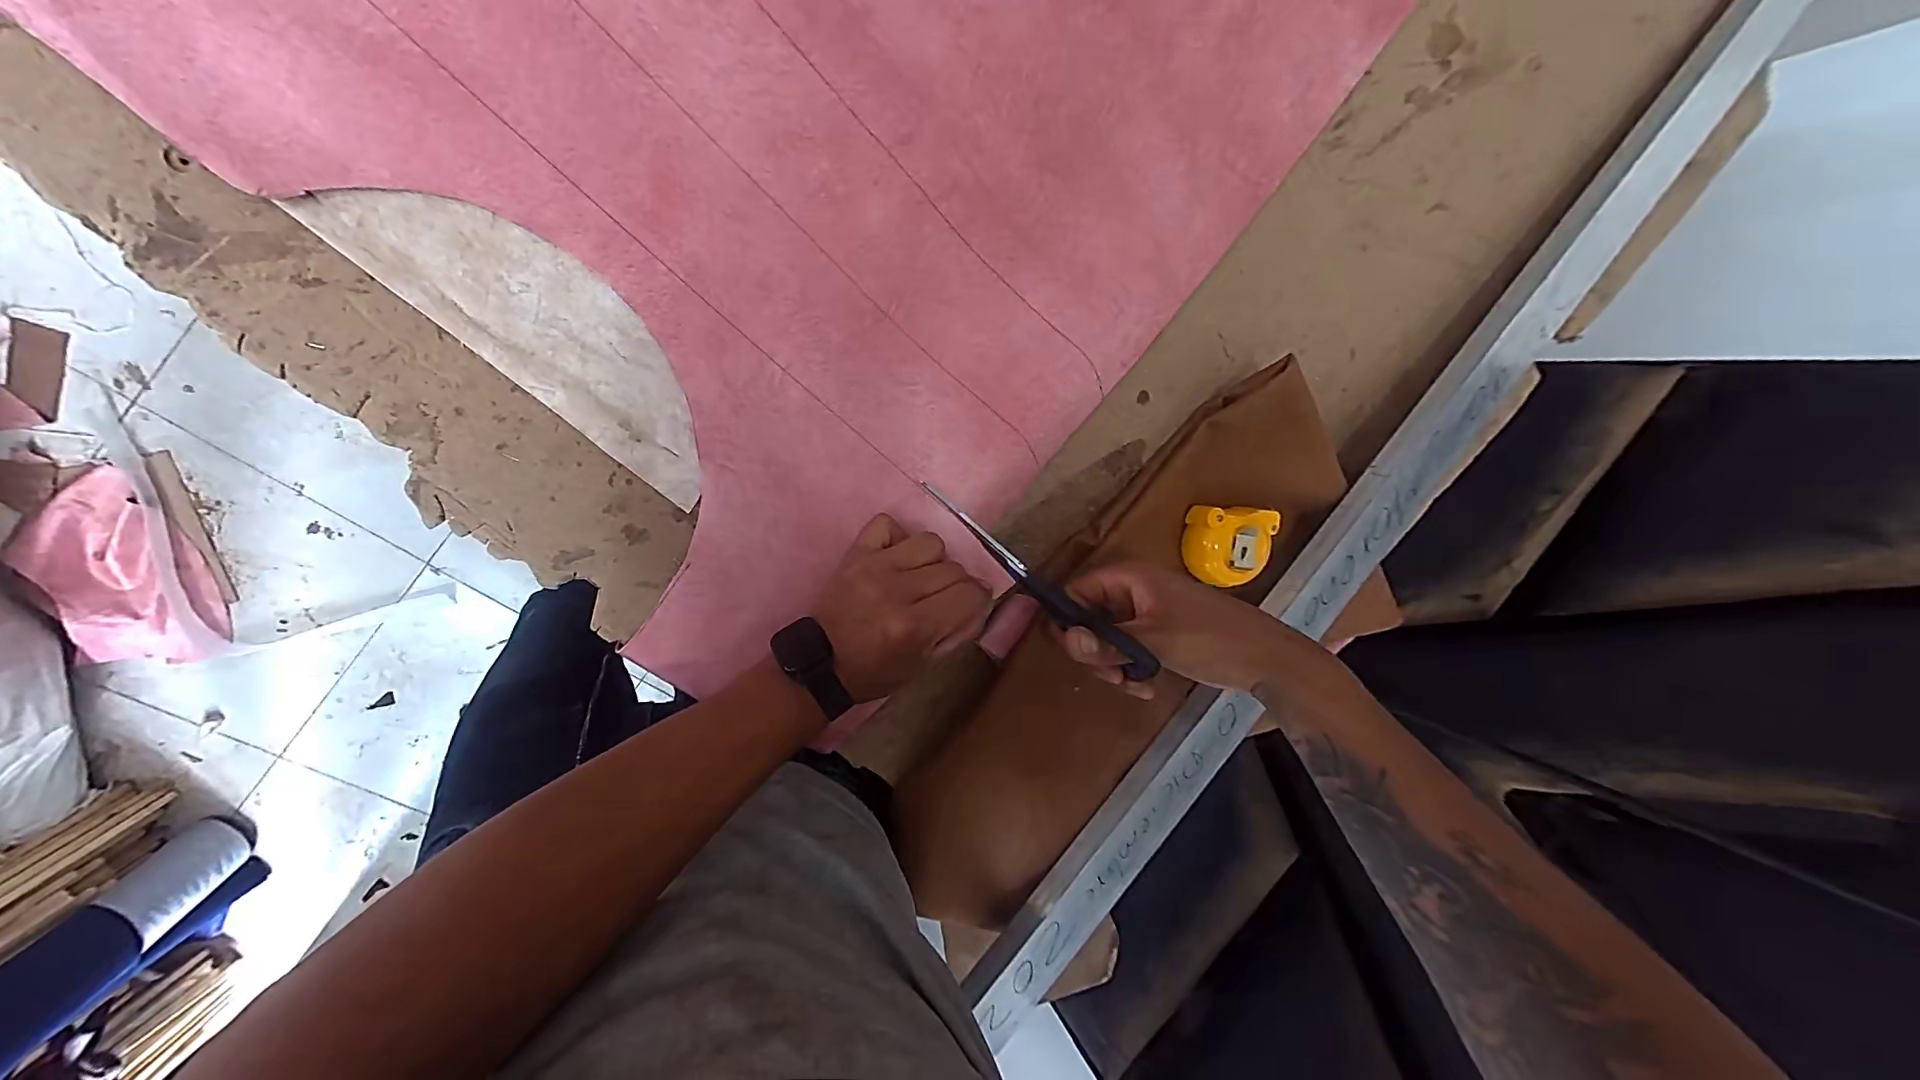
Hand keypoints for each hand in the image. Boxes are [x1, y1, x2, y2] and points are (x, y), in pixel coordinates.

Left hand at [811, 513, 991, 701]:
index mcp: (914, 625)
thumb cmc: (874, 671)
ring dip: (933, 560)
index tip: (969, 607)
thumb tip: (982, 599)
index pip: (971, 594)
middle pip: (954, 569)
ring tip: (920, 577)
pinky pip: (887, 524)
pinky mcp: (856, 553)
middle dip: (957, 586)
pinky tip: (895, 558)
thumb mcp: (924, 665)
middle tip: (941, 600)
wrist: (820, 662)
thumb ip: (958, 631)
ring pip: (930, 542)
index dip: (978, 601)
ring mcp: (874, 566)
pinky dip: (897, 537)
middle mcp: (897, 590)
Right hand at [1055, 561, 1323, 699]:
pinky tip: (1147, 687)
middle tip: (1109, 675)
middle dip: (1095, 650)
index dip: (1068, 619)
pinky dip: (1131, 669)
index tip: (1073, 652)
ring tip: (1131, 683)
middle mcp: (1135, 590)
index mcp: (1130, 578)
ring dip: (1113, 665)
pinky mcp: (1161, 633)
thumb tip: (1063, 639)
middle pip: (1091, 617)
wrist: (1266, 658)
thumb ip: (1105, 643)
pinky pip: (1130, 649)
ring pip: (1109, 638)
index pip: (1078, 590)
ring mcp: (1148, 612)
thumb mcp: (1151, 642)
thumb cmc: (1208, 639)